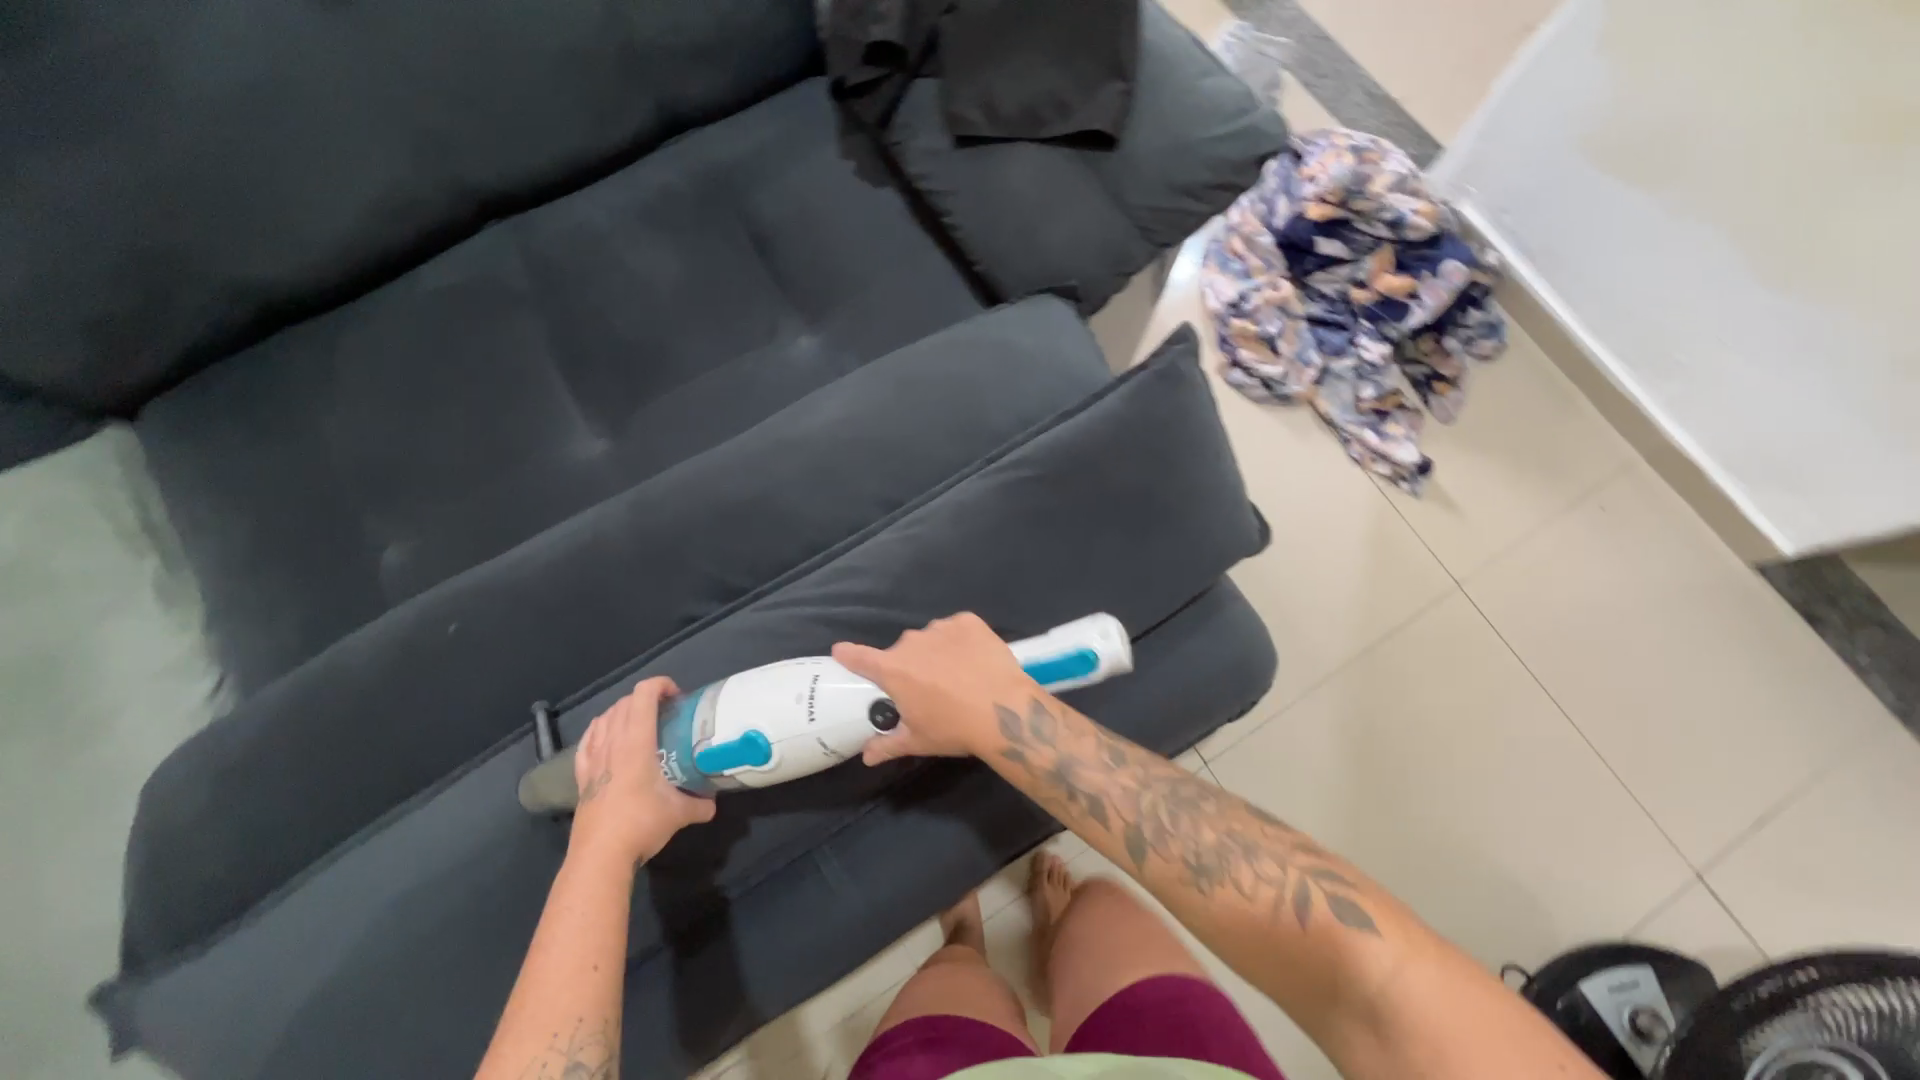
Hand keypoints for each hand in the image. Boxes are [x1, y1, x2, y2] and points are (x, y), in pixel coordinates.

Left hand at [569, 677, 716, 865]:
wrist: (600, 856)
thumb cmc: (641, 825)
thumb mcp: (679, 814)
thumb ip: (700, 804)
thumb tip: (713, 803)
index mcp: (636, 743)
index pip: (643, 696)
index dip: (660, 685)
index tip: (678, 696)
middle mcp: (612, 744)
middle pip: (624, 703)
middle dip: (646, 698)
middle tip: (666, 711)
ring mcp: (593, 759)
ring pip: (603, 719)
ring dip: (623, 712)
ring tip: (639, 722)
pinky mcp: (582, 776)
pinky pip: (588, 741)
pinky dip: (599, 730)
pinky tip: (606, 738)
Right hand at [831, 613, 1039, 766]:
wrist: (1003, 712)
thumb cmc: (954, 728)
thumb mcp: (918, 740)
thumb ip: (887, 745)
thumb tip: (866, 757)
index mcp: (893, 670)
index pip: (860, 658)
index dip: (848, 654)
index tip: (840, 651)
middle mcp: (912, 642)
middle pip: (903, 652)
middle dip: (910, 666)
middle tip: (929, 689)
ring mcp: (941, 628)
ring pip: (931, 638)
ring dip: (936, 651)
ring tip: (957, 675)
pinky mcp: (969, 622)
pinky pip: (957, 628)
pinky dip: (961, 640)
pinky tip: (974, 659)